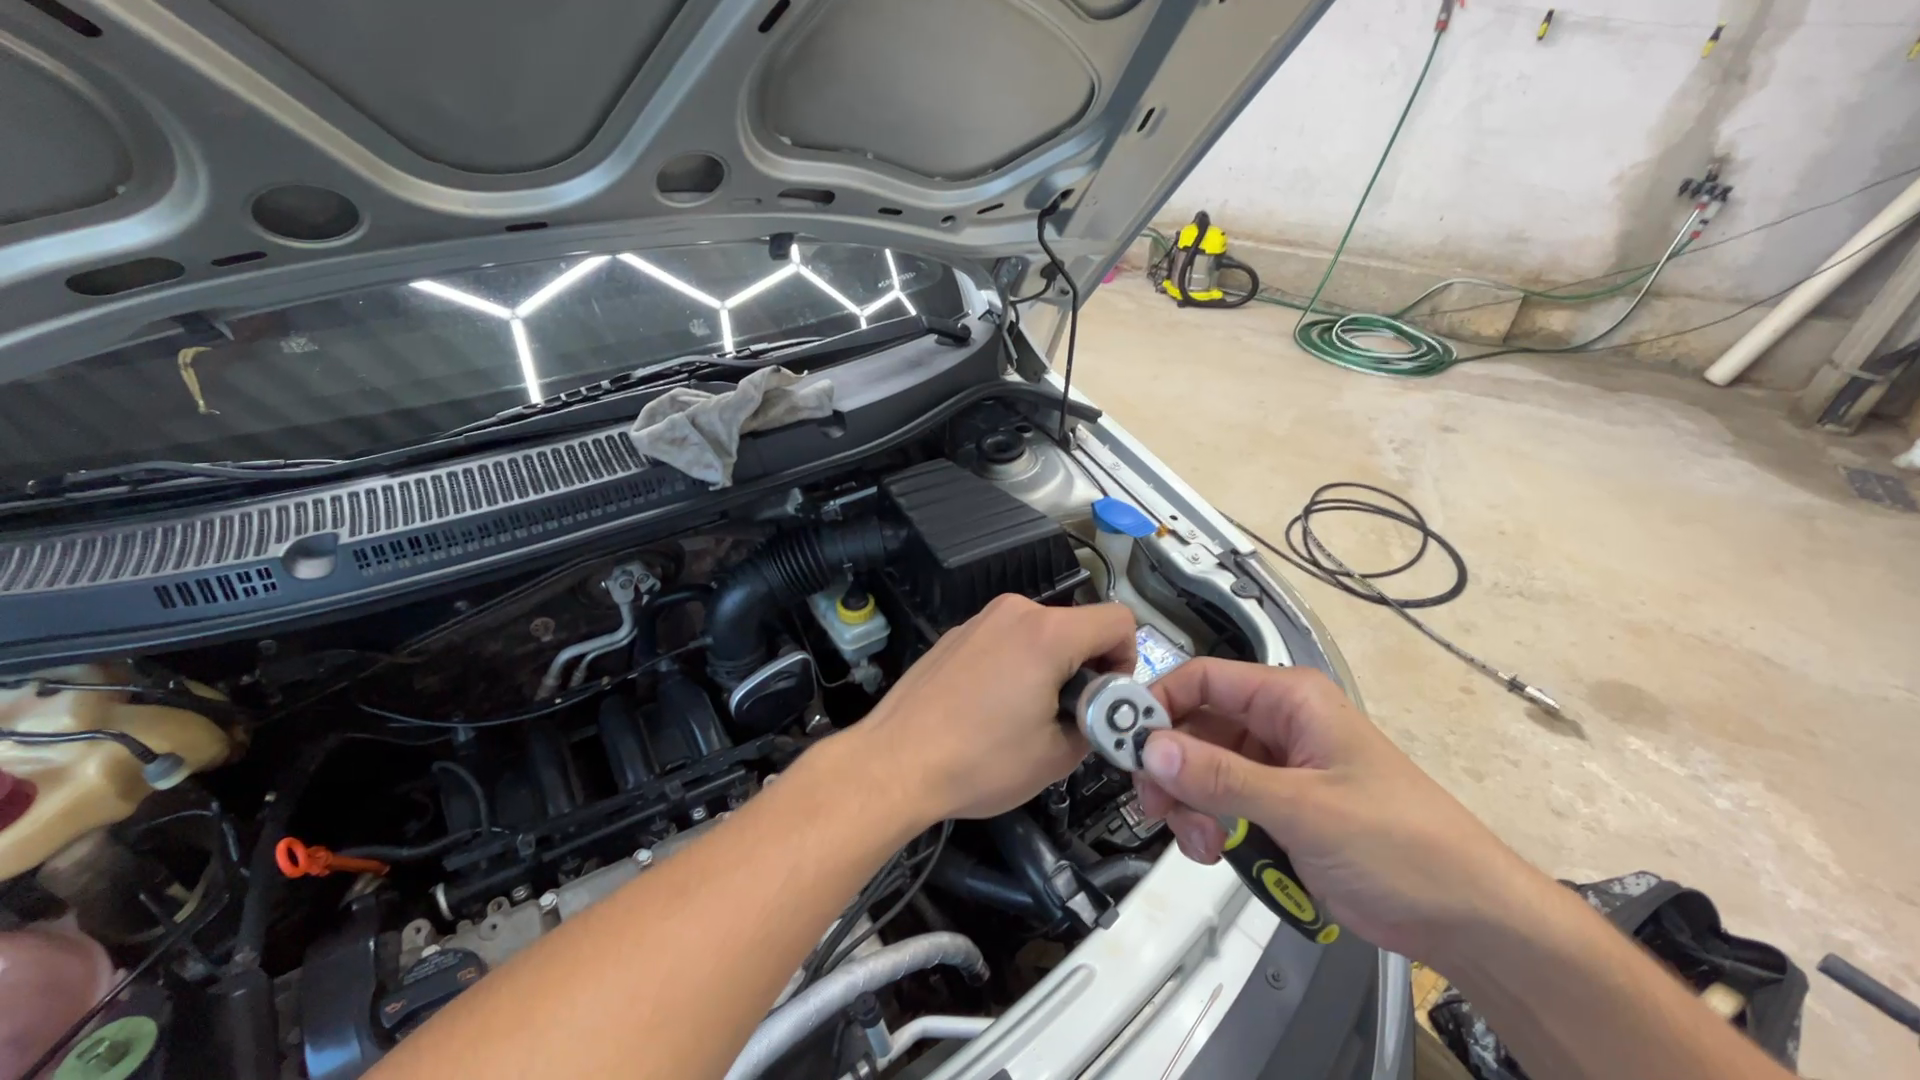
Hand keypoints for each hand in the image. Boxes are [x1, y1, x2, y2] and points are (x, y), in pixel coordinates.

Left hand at [846, 595, 1135, 825]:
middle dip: (1085, 667)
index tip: (1108, 698)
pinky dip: (1015, 666)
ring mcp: (979, 621)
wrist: (895, 764)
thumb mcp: (1056, 757)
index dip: (1128, 660)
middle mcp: (1014, 612)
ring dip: (1050, 667)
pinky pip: (1004, 641)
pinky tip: (990, 710)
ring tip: (1026, 717)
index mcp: (1048, 633)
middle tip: (1069, 716)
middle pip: (1077, 626)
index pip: (1119, 620)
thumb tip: (1095, 716)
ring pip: (1040, 634)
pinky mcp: (954, 636)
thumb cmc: (978, 761)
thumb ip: (1094, 726)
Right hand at [1134, 659, 1543, 962]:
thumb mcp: (1302, 808)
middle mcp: (1279, 724)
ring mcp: (1278, 768)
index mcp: (1291, 700)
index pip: (1203, 679)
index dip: (1158, 703)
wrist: (1463, 916)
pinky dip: (1210, 825)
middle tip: (1156, 808)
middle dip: (1171, 767)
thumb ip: (1222, 777)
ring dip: (1190, 804)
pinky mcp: (1279, 808)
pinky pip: (1222, 802)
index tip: (1122, 743)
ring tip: (1202, 842)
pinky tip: (1217, 851)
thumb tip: (1152, 748)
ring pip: (1203, 768)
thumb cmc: (1397, 844)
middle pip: (1195, 726)